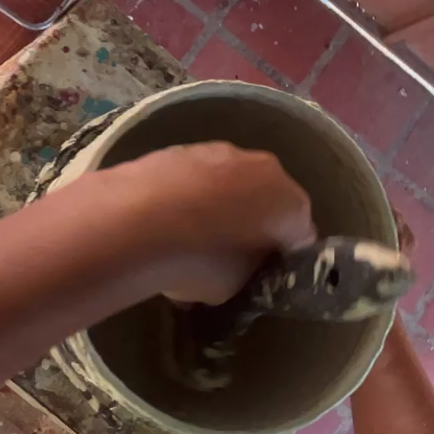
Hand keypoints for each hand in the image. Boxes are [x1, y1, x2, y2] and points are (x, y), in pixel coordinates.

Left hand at [86, 142, 316, 303]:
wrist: (133, 218)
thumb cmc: (199, 259)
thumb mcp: (234, 286)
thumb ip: (248, 271)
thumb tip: (237, 265)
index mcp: (290, 203)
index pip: (300, 236)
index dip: (282, 261)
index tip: (261, 277)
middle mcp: (262, 167)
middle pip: (265, 202)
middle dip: (250, 226)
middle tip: (225, 259)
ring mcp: (218, 151)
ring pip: (228, 185)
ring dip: (216, 207)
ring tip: (187, 239)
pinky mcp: (178, 147)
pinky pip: (193, 179)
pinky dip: (186, 196)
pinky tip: (162, 222)